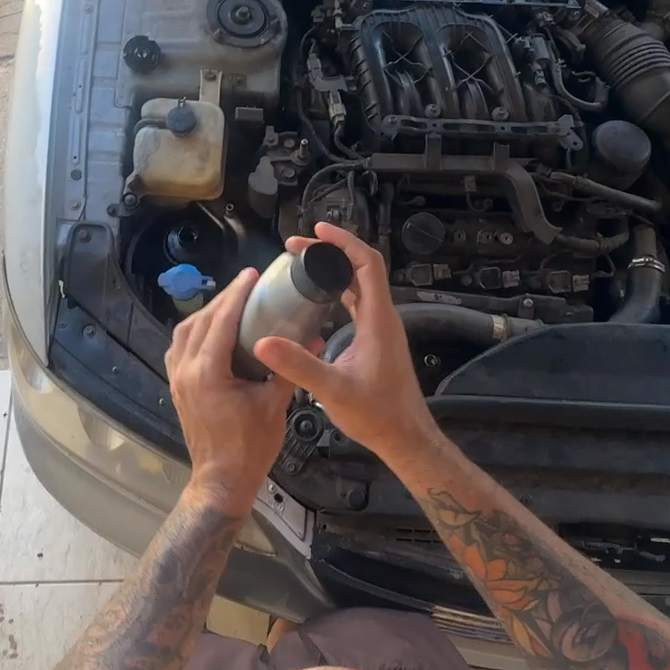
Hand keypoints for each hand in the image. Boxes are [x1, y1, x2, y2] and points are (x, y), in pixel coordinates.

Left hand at [164, 266, 294, 515]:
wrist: (221, 481)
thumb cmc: (250, 446)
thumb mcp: (275, 406)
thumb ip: (290, 370)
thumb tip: (313, 341)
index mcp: (208, 371)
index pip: (221, 320)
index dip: (236, 294)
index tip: (251, 275)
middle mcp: (186, 369)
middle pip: (200, 321)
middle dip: (223, 299)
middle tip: (246, 285)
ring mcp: (176, 378)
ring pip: (185, 332)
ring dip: (207, 313)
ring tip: (231, 303)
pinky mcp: (176, 386)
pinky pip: (180, 348)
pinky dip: (195, 332)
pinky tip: (213, 330)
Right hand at [252, 223, 438, 461]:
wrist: (405, 438)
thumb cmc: (378, 415)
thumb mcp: (333, 390)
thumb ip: (298, 365)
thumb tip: (264, 342)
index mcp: (378, 319)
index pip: (367, 263)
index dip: (344, 241)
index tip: (317, 231)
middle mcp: (381, 317)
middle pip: (360, 267)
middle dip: (330, 252)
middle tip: (295, 248)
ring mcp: (380, 328)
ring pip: (358, 284)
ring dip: (332, 270)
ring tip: (300, 266)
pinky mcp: (374, 340)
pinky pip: (356, 303)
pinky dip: (336, 291)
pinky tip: (313, 299)